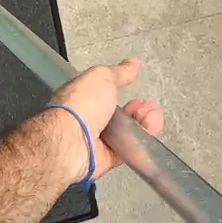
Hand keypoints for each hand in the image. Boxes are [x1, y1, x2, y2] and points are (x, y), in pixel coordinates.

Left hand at [47, 58, 162, 182]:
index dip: (122, 89)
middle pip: (122, 116)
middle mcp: (89, 121)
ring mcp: (98, 141)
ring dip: (146, 122)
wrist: (71, 141)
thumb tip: (131, 63)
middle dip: (140, 108)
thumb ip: (118, 72)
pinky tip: (149, 130)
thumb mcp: (101, 77)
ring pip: (130, 133)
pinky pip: (132, 150)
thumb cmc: (78, 106)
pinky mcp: (107, 159)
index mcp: (82, 99)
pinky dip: (144, 141)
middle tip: (145, 106)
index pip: (105, 94)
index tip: (134, 84)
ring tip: (150, 116)